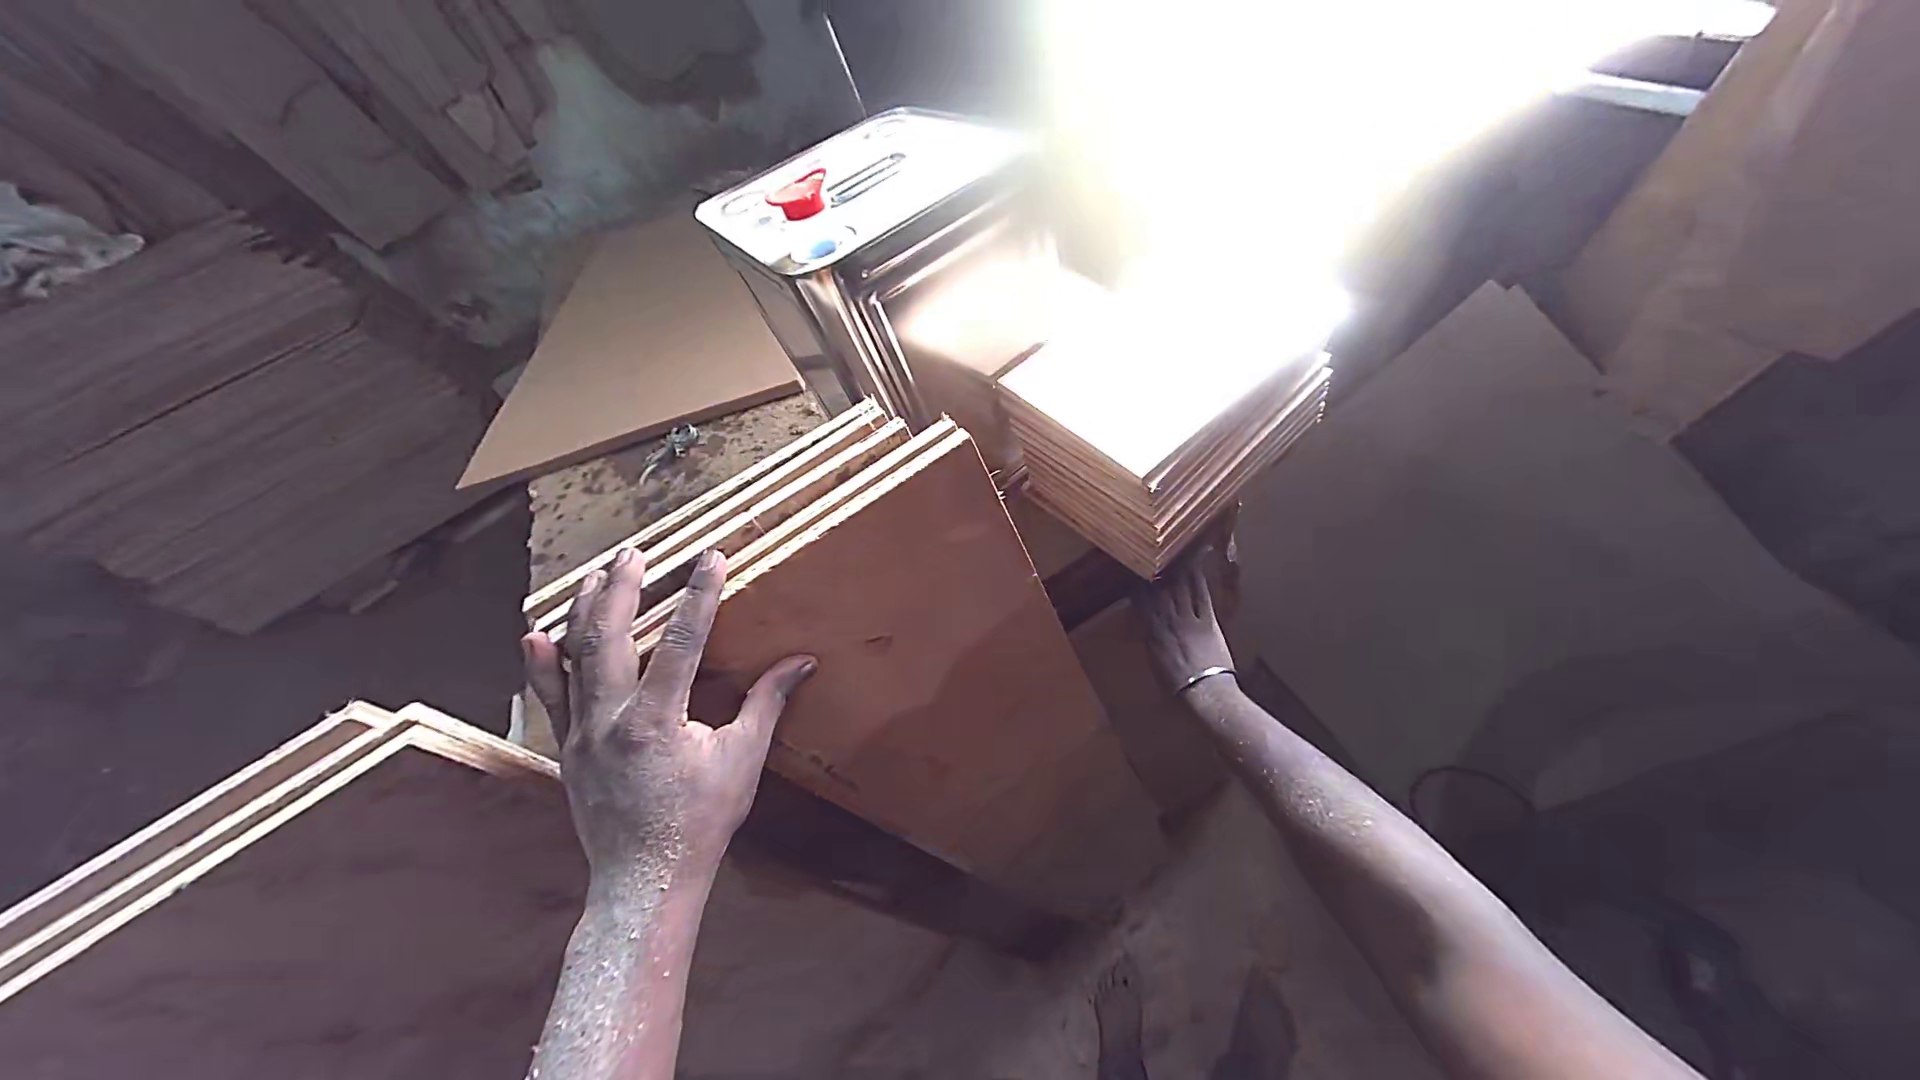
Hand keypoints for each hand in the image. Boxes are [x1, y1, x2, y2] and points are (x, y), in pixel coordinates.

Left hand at [521, 547, 815, 886]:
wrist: (644, 879)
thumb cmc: (700, 820)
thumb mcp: (743, 758)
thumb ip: (768, 702)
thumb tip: (802, 662)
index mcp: (657, 721)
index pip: (682, 641)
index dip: (700, 594)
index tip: (711, 557)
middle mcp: (611, 720)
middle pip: (611, 637)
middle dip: (624, 588)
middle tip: (635, 552)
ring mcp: (582, 734)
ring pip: (573, 659)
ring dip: (586, 611)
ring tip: (598, 574)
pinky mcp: (569, 748)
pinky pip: (549, 697)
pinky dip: (541, 663)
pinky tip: (535, 634)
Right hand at [1133, 549, 1236, 694]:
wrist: (1204, 692)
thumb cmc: (1177, 682)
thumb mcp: (1155, 660)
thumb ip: (1151, 638)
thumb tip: (1147, 626)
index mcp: (1151, 631)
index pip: (1139, 599)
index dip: (1136, 580)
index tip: (1134, 565)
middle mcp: (1167, 620)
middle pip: (1159, 588)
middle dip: (1155, 567)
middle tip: (1154, 547)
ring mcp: (1188, 618)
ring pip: (1179, 586)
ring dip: (1177, 565)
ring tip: (1176, 546)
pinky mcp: (1207, 620)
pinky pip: (1201, 594)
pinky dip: (1198, 577)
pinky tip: (1197, 562)